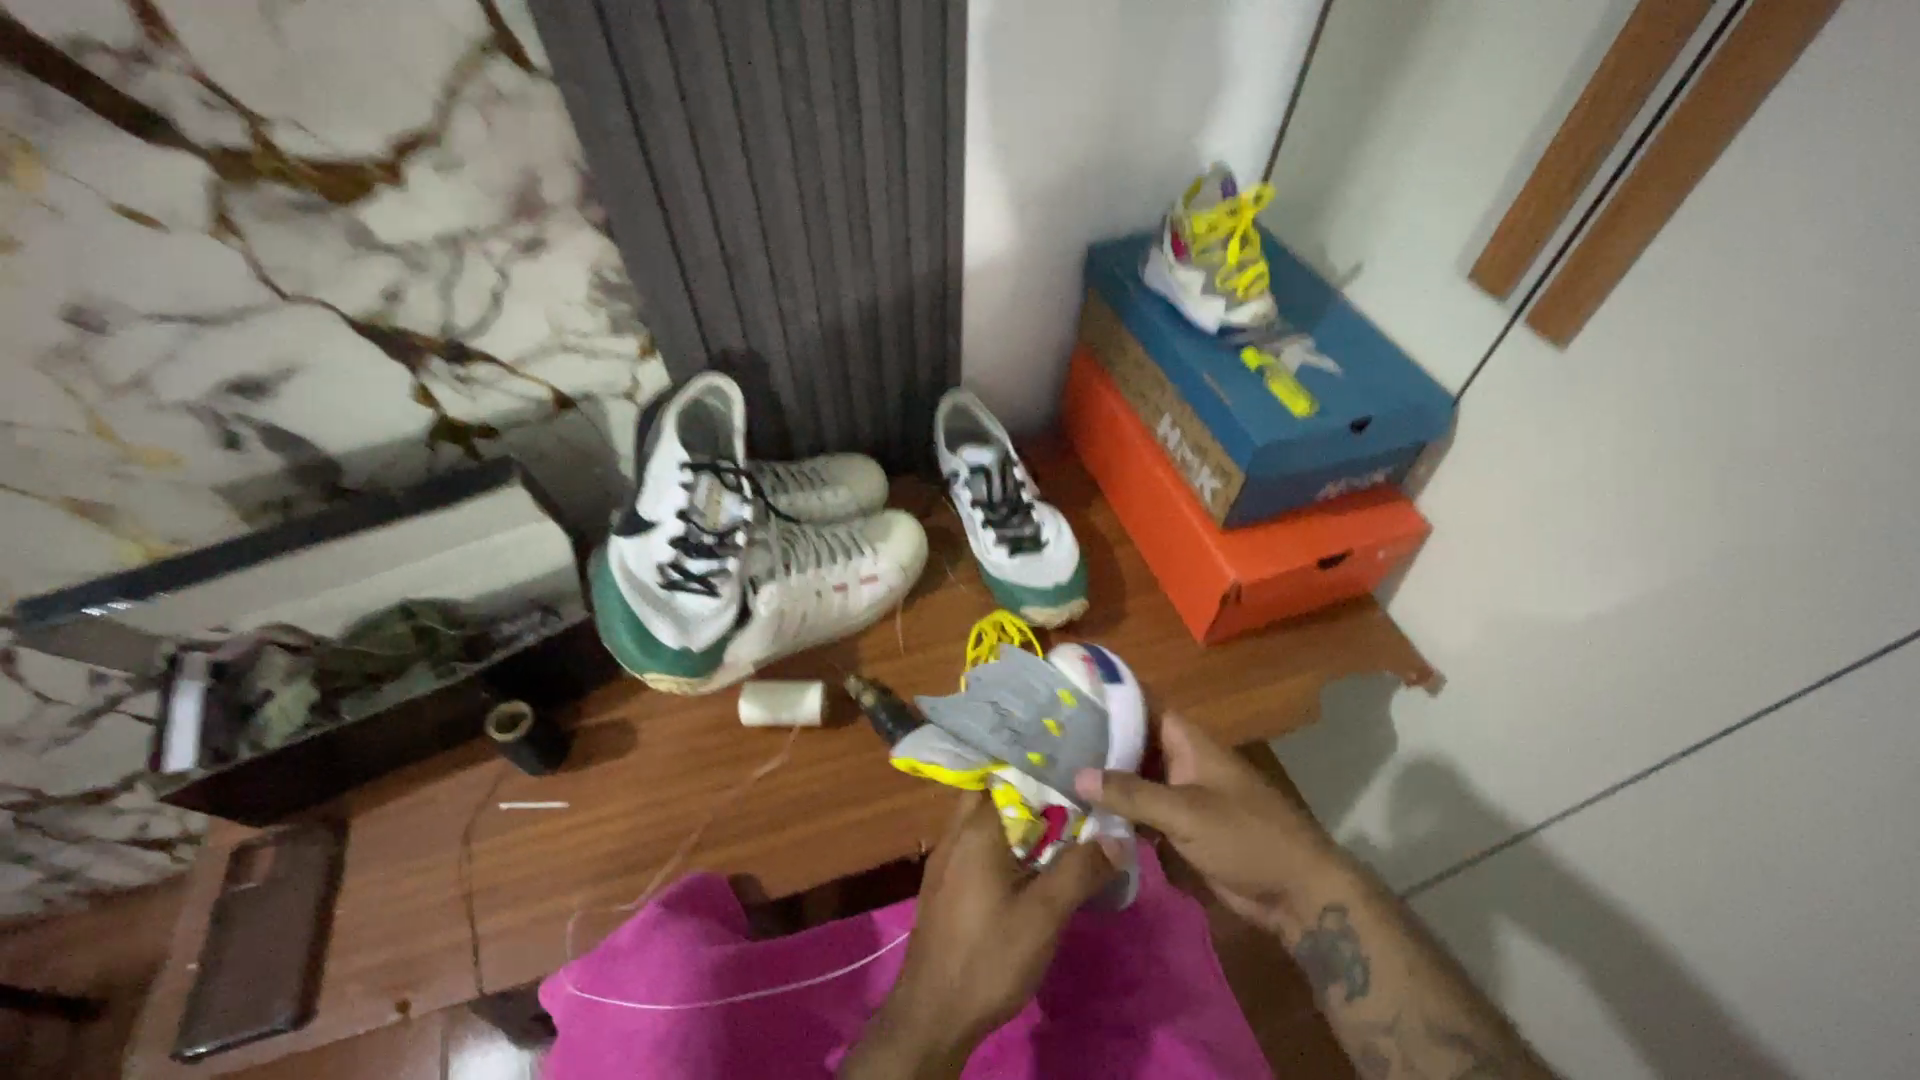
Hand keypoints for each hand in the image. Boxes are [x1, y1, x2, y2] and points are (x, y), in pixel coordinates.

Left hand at [848, 793, 1117, 1075]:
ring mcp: (946, 859)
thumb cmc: (989, 957)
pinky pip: (978, 844)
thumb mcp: (1045, 915)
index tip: (1079, 771)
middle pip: (993, 792)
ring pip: (984, 819)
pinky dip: (1004, 842)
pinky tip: (1030, 863)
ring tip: (1060, 827)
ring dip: (1018, 819)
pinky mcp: (946, 884)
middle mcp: (955, 833)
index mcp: (976, 829)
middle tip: (1072, 799)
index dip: (1045, 771)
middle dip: (1031, 792)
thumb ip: (1080, 869)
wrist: (933, 1014)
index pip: (1009, 776)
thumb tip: (1116, 836)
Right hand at [1074, 713, 1341, 931]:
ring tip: (1054, 778)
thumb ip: (1131, 793)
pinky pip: (1143, 813)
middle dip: (1098, 745)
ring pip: (1136, 781)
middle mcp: (1183, 763)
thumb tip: (1078, 775)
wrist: (1296, 892)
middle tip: (1049, 744)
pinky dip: (1119, 814)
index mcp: (1190, 744)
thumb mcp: (1185, 812)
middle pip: (1134, 745)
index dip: (1109, 702)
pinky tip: (1083, 818)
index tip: (1068, 700)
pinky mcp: (1182, 829)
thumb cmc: (1246, 837)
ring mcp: (1183, 797)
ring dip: (1105, 783)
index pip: (1143, 708)